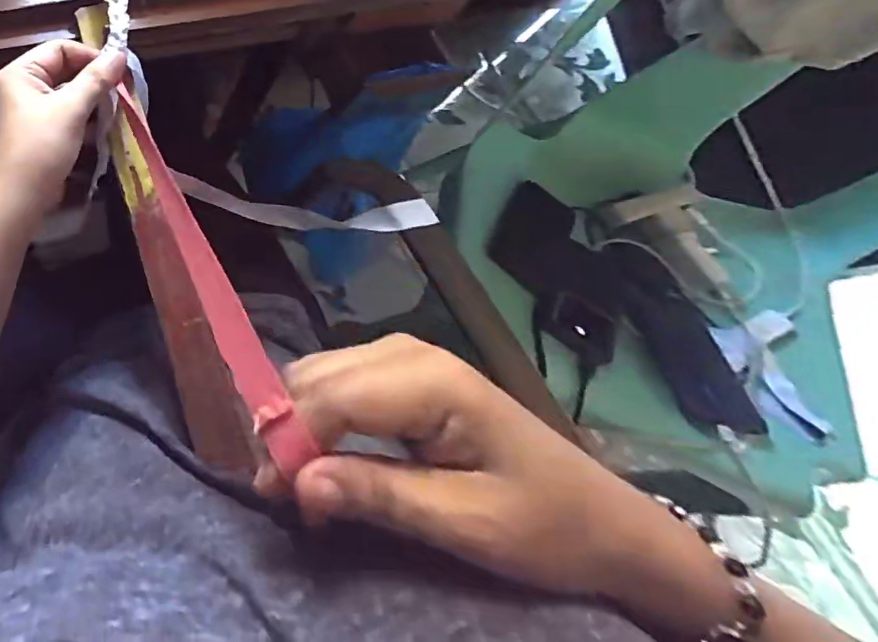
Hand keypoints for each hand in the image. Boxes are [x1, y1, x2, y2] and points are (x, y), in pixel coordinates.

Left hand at [0, 40, 126, 220]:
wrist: (17, 202)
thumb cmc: (40, 149)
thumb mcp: (70, 110)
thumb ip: (96, 79)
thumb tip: (120, 53)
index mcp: (20, 73)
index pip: (61, 48)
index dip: (91, 56)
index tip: (119, 73)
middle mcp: (22, 87)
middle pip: (66, 70)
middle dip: (94, 82)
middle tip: (121, 95)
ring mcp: (30, 111)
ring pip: (69, 94)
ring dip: (92, 103)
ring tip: (113, 116)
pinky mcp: (39, 132)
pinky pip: (66, 115)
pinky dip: (84, 120)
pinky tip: (100, 133)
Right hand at [256, 336, 732, 622]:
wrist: (606, 520)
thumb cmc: (548, 527)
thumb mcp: (467, 524)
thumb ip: (379, 496)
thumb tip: (298, 484)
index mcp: (430, 379)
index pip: (333, 396)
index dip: (291, 439)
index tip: (271, 491)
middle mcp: (405, 351)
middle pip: (314, 377)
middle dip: (286, 429)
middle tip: (278, 491)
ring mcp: (398, 354)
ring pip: (315, 374)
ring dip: (295, 422)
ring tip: (293, 478)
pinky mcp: (395, 370)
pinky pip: (333, 381)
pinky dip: (313, 415)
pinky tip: (315, 453)